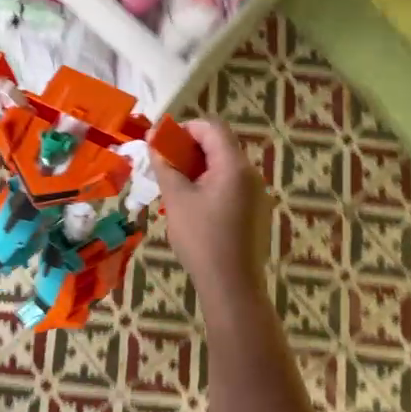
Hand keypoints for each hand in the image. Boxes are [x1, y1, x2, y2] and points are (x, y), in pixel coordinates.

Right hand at [152, 119, 274, 290]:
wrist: (231, 283)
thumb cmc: (201, 238)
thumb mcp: (176, 199)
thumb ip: (166, 165)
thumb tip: (154, 141)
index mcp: (234, 165)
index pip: (211, 127)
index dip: (184, 129)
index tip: (160, 144)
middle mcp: (250, 173)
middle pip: (219, 146)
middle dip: (188, 150)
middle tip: (163, 168)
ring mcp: (256, 193)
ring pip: (223, 167)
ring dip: (196, 169)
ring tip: (174, 190)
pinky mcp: (254, 211)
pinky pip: (229, 186)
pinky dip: (208, 186)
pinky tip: (192, 208)